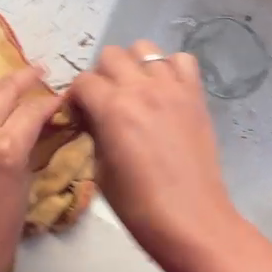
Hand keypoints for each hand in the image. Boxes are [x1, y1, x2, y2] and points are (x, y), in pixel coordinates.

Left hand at [0, 66, 62, 271]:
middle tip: (37, 73)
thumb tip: (38, 119)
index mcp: (4, 148)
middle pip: (3, 88)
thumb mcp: (24, 184)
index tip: (57, 96)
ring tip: (2, 84)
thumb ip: (28, 144)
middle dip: (25, 78)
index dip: (49, 100)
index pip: (31, 108)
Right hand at [69, 40, 239, 261]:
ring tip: (137, 90)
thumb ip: (95, 132)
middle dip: (102, 75)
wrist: (193, 223)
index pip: (83, 81)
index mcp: (112, 109)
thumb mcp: (101, 171)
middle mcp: (141, 89)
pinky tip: (166, 90)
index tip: (79, 114)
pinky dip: (170, 68)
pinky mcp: (195, 95)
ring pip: (144, 48)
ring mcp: (171, 88)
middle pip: (111, 55)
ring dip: (134, 66)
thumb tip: (92, 117)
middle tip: (106, 101)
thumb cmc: (140, 207)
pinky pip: (182, 60)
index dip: (76, 97)